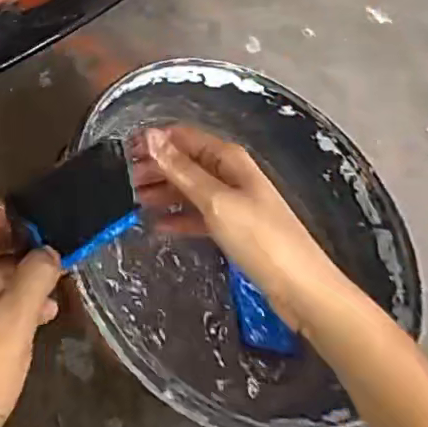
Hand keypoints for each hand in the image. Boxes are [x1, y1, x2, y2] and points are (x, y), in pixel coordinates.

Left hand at [0, 195, 62, 426]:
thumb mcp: (13, 319)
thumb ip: (37, 275)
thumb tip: (51, 250)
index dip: (15, 214)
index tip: (45, 232)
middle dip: (24, 244)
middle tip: (59, 257)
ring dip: (24, 272)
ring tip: (58, 285)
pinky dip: (15, 295)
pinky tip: (44, 311)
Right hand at [131, 125, 351, 337]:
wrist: (303, 290)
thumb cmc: (260, 238)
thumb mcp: (215, 201)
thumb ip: (181, 170)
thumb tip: (151, 136)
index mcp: (227, 158)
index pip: (183, 137)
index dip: (154, 141)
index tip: (124, 153)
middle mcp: (229, 173)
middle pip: (184, 162)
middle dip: (155, 168)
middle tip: (124, 182)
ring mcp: (231, 201)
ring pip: (188, 189)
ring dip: (162, 193)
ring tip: (133, 203)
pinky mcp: (233, 228)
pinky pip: (197, 215)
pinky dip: (177, 218)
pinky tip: (157, 226)